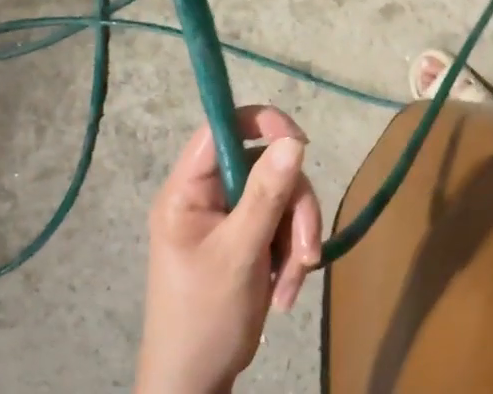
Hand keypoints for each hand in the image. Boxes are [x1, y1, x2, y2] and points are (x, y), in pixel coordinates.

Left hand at [138, 106, 322, 393]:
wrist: (196, 384)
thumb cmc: (203, 318)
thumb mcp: (238, 255)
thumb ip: (265, 195)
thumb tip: (294, 140)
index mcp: (188, 191)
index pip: (223, 128)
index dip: (263, 123)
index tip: (299, 142)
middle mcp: (209, 196)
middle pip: (267, 166)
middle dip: (293, 208)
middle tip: (305, 250)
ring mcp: (230, 218)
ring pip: (283, 196)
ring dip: (297, 238)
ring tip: (293, 283)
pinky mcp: (249, 239)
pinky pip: (284, 225)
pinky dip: (292, 255)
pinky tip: (285, 291)